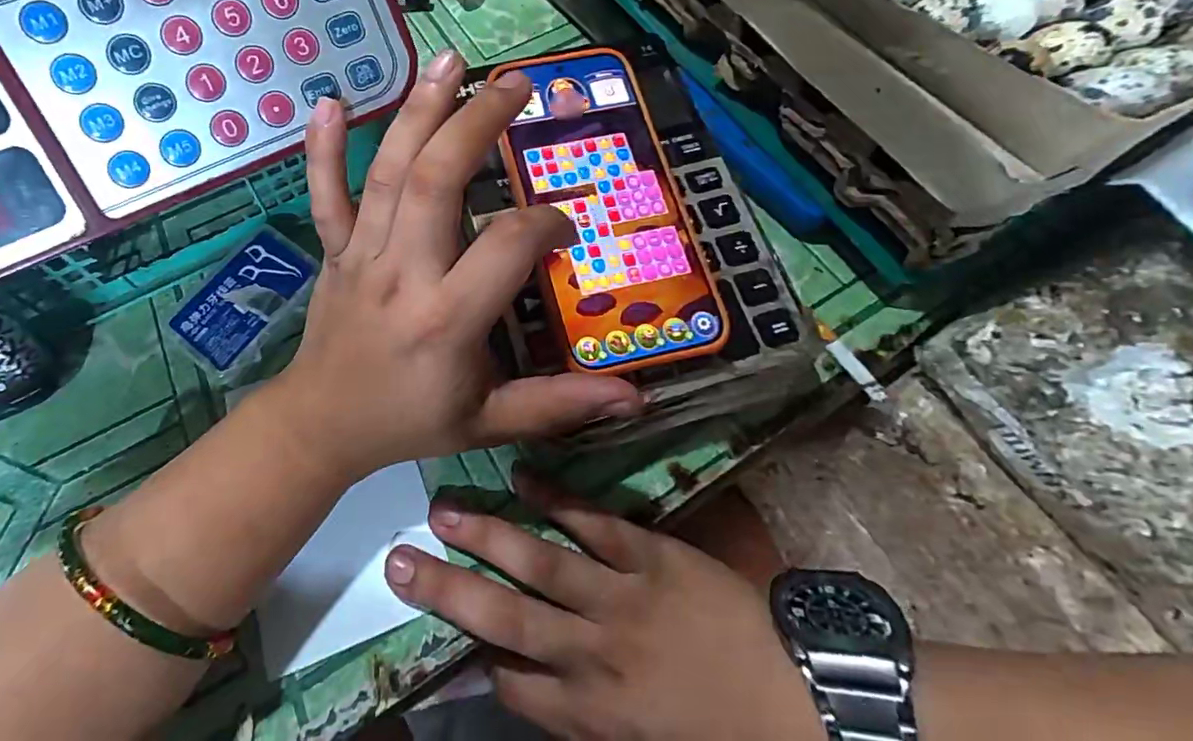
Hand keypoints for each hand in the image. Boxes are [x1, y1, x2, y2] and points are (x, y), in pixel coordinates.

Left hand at [277, 48, 643, 476]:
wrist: (321, 425)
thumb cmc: (409, 421)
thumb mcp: (488, 423)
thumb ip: (557, 404)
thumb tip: (635, 397)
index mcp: (446, 318)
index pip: (506, 244)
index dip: (545, 221)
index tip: (564, 222)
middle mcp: (402, 274)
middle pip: (436, 182)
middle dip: (476, 123)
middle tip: (515, 82)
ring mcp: (362, 255)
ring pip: (388, 174)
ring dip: (419, 112)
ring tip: (449, 61)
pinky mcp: (334, 249)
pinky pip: (326, 195)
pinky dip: (323, 150)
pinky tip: (330, 102)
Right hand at [385, 470, 823, 740]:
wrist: (794, 696)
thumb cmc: (711, 726)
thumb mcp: (635, 739)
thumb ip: (570, 710)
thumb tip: (509, 677)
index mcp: (591, 709)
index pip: (511, 680)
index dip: (470, 653)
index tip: (431, 625)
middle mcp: (593, 652)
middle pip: (506, 618)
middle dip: (448, 590)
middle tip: (398, 562)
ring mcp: (621, 598)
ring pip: (540, 564)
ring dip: (488, 536)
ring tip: (441, 511)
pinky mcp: (651, 556)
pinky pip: (594, 523)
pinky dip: (555, 500)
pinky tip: (521, 477)